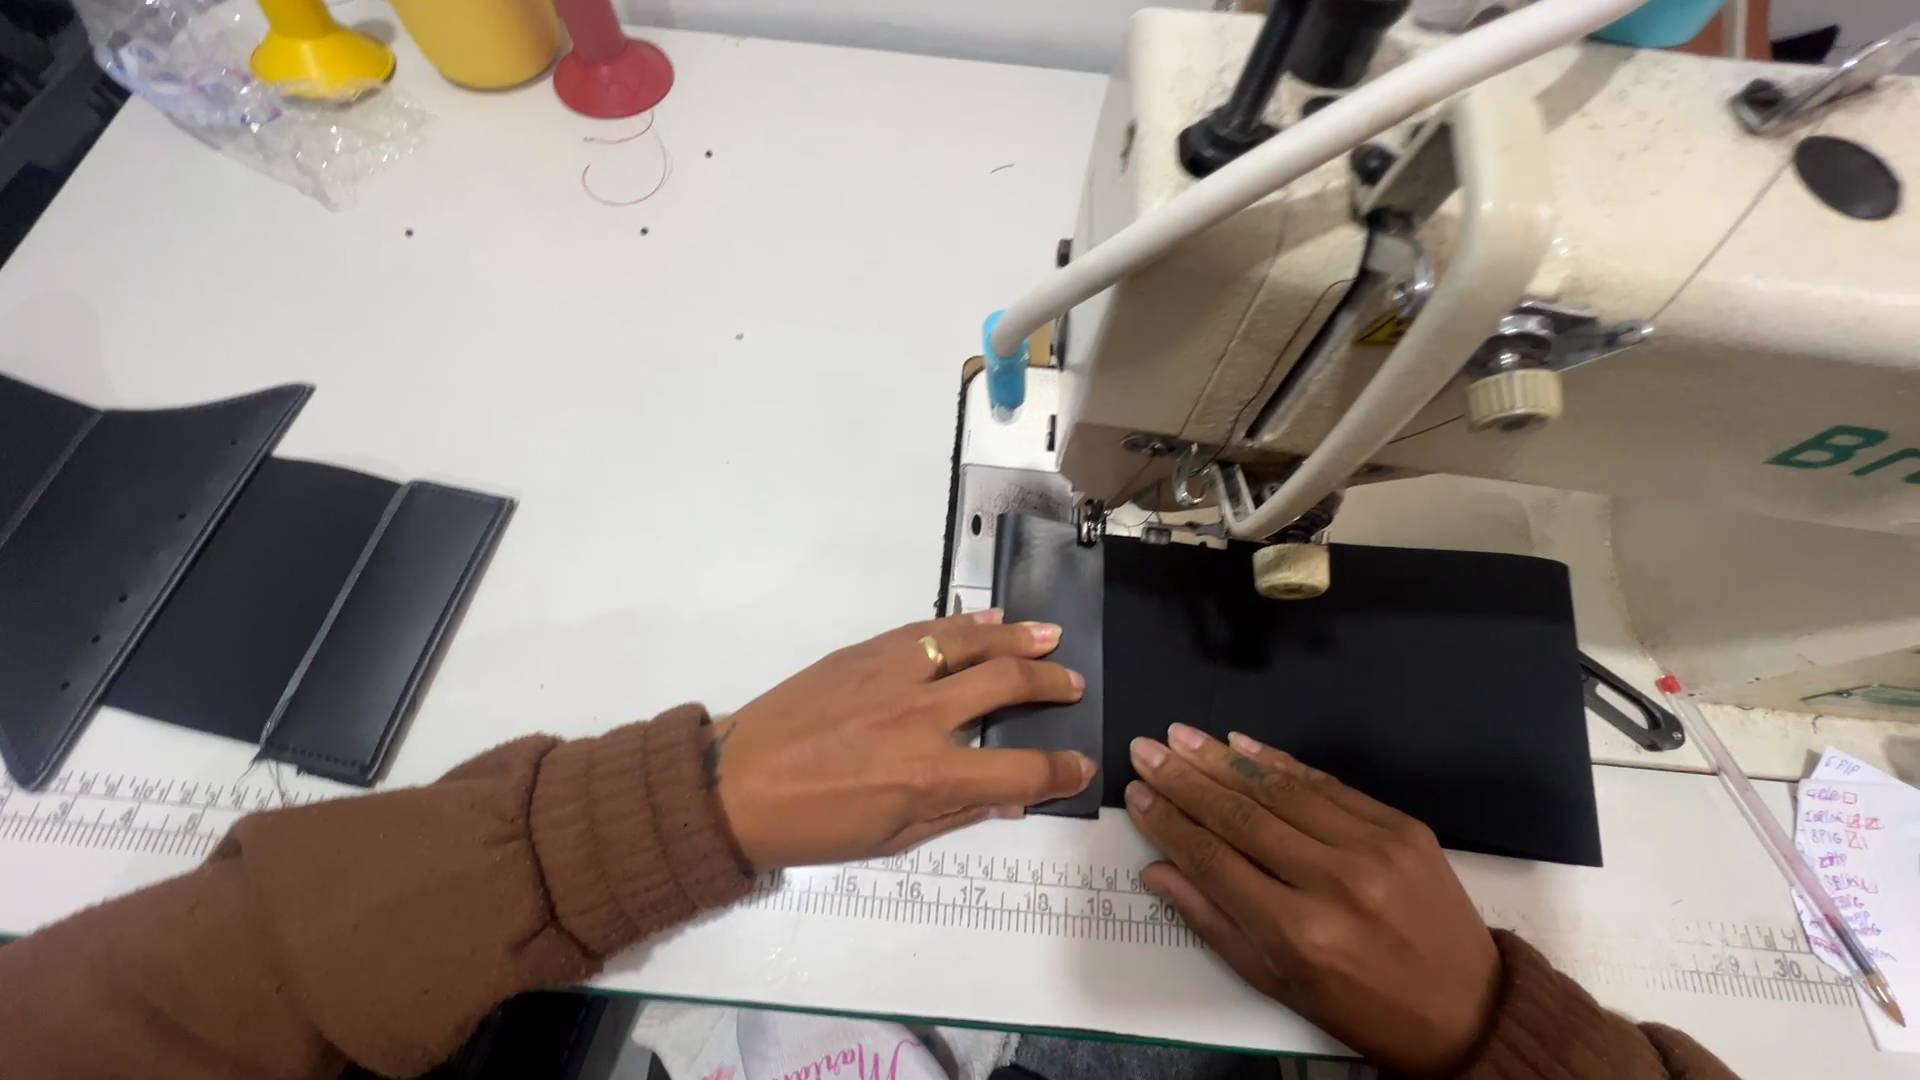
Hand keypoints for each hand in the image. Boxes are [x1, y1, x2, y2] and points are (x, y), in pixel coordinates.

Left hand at [710, 610, 1094, 869]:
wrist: (736, 784)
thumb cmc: (814, 826)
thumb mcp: (891, 839)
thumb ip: (957, 811)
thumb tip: (1010, 797)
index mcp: (929, 774)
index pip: (1020, 770)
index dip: (1060, 769)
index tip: (1080, 764)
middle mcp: (921, 715)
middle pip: (1006, 683)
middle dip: (1051, 684)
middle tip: (1072, 683)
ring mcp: (893, 674)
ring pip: (970, 642)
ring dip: (1016, 637)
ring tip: (1048, 636)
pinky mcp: (866, 652)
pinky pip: (925, 629)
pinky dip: (963, 623)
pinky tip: (987, 620)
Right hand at [1125, 725, 1499, 1076]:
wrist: (1471, 1011)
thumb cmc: (1360, 1007)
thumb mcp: (1275, 983)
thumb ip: (1211, 920)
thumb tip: (1156, 868)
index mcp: (1297, 932)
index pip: (1212, 859)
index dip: (1168, 822)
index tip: (1136, 792)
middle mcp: (1333, 882)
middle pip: (1239, 815)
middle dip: (1183, 778)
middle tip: (1145, 748)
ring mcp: (1372, 847)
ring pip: (1277, 789)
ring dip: (1221, 758)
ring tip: (1180, 735)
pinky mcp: (1400, 825)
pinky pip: (1323, 782)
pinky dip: (1275, 759)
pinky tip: (1239, 740)